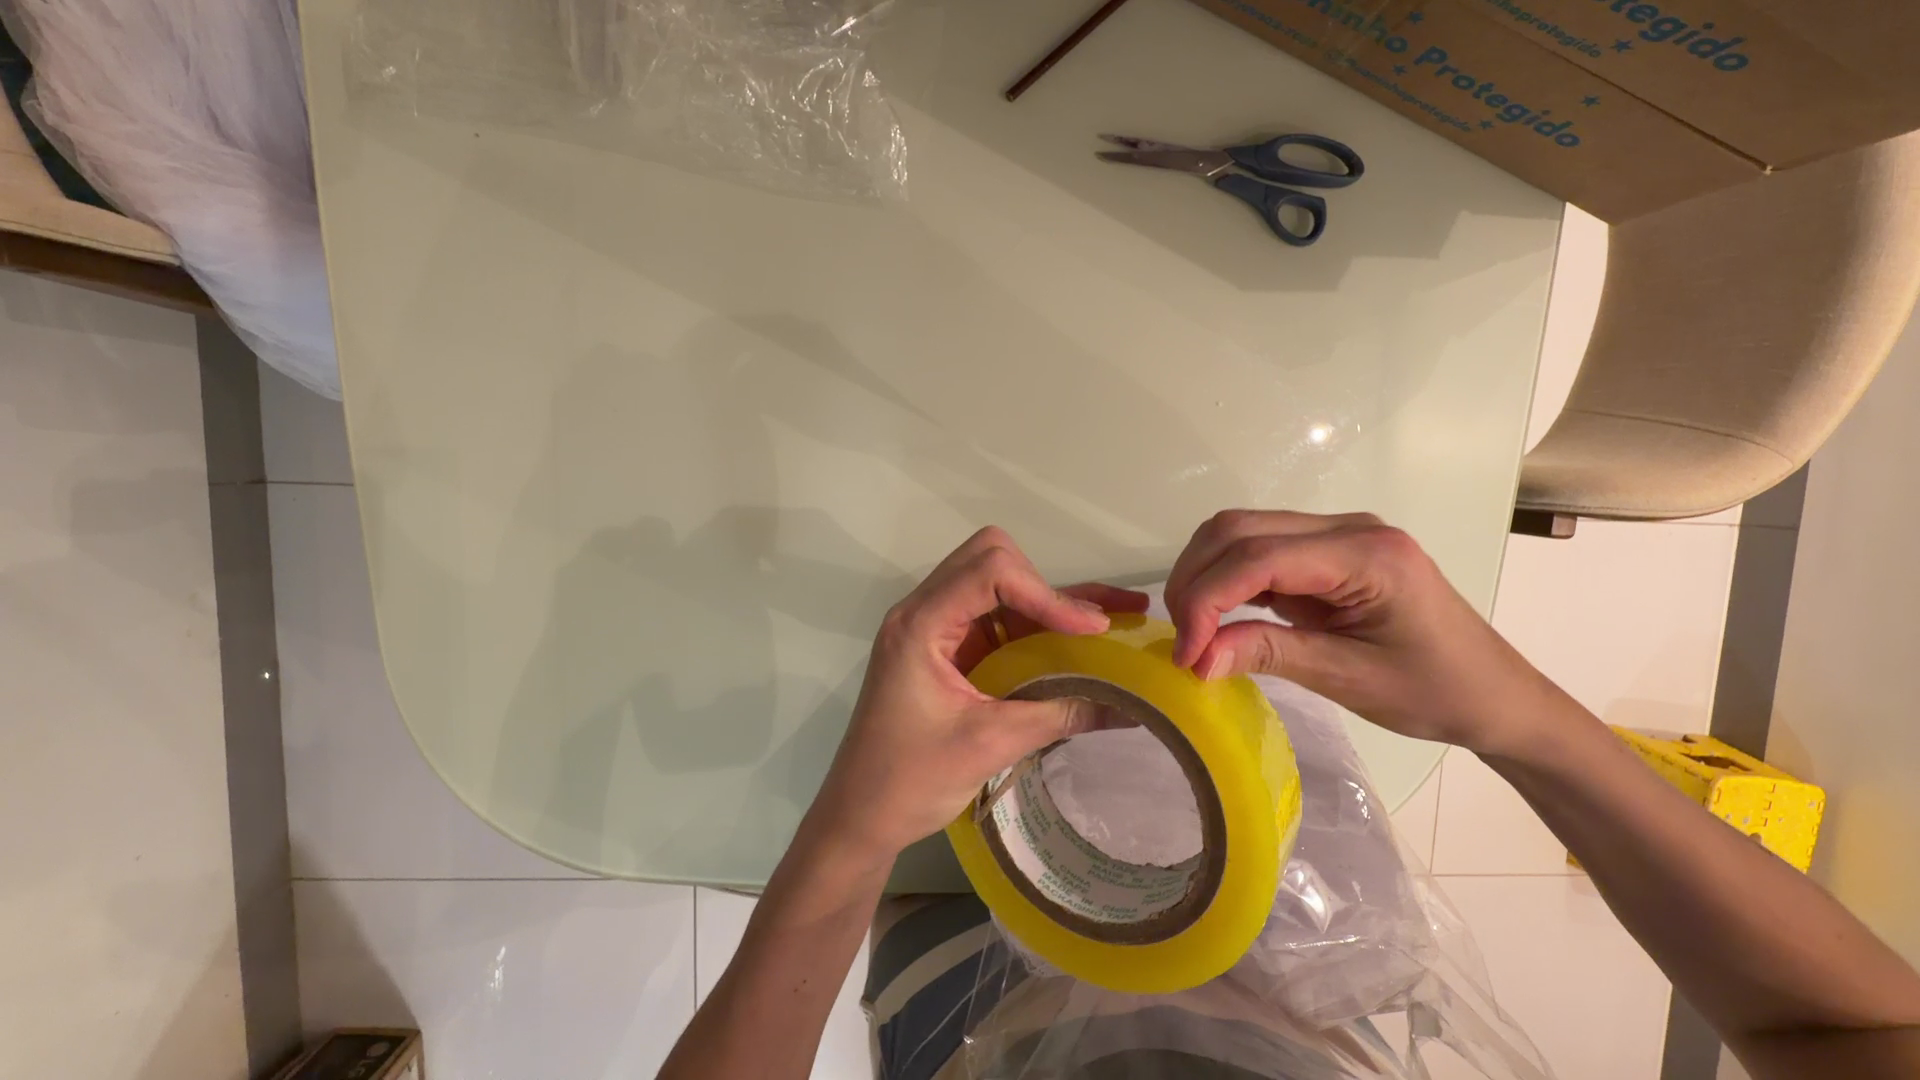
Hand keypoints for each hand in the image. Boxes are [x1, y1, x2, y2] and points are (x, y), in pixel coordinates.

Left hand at [806, 527, 1149, 861]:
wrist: (861, 816)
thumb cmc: (909, 780)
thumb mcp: (989, 744)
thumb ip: (1059, 715)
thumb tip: (1131, 705)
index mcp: (920, 624)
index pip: (990, 571)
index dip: (1047, 593)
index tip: (1091, 631)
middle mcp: (925, 612)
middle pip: (992, 559)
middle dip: (1047, 586)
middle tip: (1092, 625)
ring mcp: (937, 630)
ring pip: (999, 586)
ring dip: (1050, 602)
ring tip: (1114, 617)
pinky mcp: (950, 651)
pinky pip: (997, 620)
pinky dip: (1037, 627)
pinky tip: (1079, 641)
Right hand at [1163, 510, 1565, 755]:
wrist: (1496, 695)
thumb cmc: (1436, 692)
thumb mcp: (1349, 679)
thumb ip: (1267, 654)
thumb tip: (1194, 658)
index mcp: (1367, 554)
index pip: (1258, 556)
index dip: (1206, 599)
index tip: (1185, 655)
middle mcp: (1348, 527)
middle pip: (1238, 529)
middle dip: (1194, 581)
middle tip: (1183, 641)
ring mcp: (1337, 533)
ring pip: (1240, 532)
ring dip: (1204, 576)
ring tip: (1195, 632)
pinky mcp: (1327, 550)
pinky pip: (1259, 550)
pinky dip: (1226, 580)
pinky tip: (1220, 618)